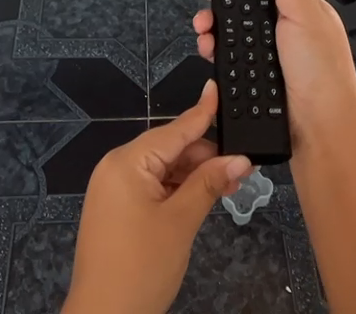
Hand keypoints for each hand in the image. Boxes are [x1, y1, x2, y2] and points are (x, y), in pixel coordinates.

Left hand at [64, 81, 251, 313]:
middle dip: (204, 157)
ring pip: (162, 169)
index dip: (201, 112)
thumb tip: (240, 158)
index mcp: (127, 162)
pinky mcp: (116, 209)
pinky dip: (176, 190)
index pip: (174, 129)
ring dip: (193, 176)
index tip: (218, 88)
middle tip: (242, 166)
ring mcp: (114, 189)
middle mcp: (116, 167)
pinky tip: (202, 198)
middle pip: (169, 148)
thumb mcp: (181, 222)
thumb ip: (210, 184)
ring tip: (228, 186)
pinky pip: (151, 186)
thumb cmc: (141, 267)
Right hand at [170, 0, 355, 152]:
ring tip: (201, 25)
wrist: (319, 127)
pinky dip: (213, 49)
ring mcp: (266, 51)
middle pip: (239, 1)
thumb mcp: (308, 14)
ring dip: (210, 22)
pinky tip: (207, 48)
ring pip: (228, 28)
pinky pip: (225, 55)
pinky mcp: (252, 74)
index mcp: (298, 5)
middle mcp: (280, 26)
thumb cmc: (321, 68)